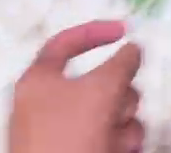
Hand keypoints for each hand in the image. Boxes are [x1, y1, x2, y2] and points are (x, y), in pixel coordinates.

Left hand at [8, 20, 144, 152]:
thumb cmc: (72, 133)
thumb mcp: (105, 85)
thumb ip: (124, 60)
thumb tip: (131, 50)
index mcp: (38, 83)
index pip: (64, 42)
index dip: (96, 30)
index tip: (126, 31)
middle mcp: (47, 104)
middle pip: (99, 79)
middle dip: (121, 89)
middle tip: (121, 101)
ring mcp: (62, 131)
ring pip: (110, 106)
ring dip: (124, 117)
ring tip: (118, 135)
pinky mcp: (76, 150)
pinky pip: (109, 131)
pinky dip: (119, 137)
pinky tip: (119, 149)